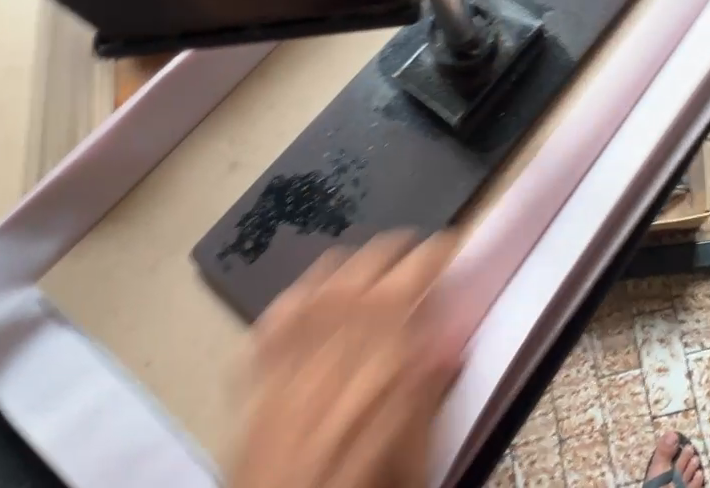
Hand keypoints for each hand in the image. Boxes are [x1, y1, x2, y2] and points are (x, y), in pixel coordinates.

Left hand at [232, 232, 460, 487]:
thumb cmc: (359, 485)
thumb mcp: (413, 458)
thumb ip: (429, 392)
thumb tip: (454, 336)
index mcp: (382, 357)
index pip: (415, 274)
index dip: (438, 252)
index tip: (452, 246)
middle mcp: (333, 340)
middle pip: (371, 261)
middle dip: (401, 250)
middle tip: (420, 259)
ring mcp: (289, 350)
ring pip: (326, 273)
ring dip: (357, 263)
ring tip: (375, 271)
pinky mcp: (255, 371)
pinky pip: (281, 308)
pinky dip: (305, 294)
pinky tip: (318, 302)